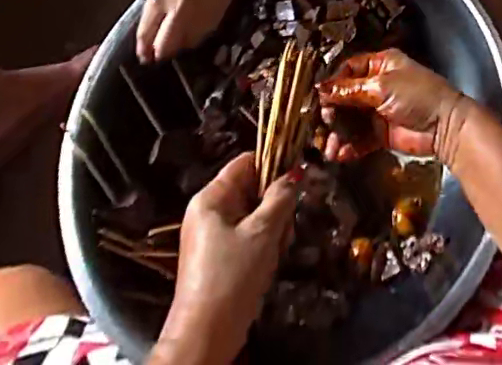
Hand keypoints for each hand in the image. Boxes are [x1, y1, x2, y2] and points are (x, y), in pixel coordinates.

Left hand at [137, 0, 253, 60]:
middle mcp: (177, 10)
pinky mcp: (218, 14)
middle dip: (159, 52)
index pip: (146, 33)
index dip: (144, 48)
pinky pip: (203, 34)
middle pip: (164, 47)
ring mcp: (199, 15)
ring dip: (180, 45)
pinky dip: (197, 35)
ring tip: (178, 39)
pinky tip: (196, 27)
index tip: (143, 55)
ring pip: (185, 44)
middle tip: (158, 54)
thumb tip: (159, 19)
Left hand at [151, 153, 296, 364]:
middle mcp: (207, 210)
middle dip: (274, 207)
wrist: (204, 338)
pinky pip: (245, 237)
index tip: (297, 180)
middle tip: (286, 230)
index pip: (245, 163)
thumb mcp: (262, 234)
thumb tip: (295, 173)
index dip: (272, 165)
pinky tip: (268, 265)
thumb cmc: (232, 278)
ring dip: (271, 230)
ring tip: (276, 252)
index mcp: (211, 197)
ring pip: (251, 216)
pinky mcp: (216, 258)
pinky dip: (261, 246)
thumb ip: (280, 200)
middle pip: (250, 190)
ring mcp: (210, 235)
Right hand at [317, 49, 470, 161]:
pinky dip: (350, 146)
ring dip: (339, 132)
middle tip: (323, 122)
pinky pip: (361, 138)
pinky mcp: (382, 134)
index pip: (349, 69)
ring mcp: (379, 110)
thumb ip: (350, 90)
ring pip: (352, 119)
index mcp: (380, 64)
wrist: (446, 128)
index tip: (319, 96)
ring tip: (329, 147)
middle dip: (333, 110)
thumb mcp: (381, 87)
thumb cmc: (416, 96)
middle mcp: (378, 85)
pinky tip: (339, 154)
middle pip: (347, 96)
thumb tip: (321, 90)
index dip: (334, 82)